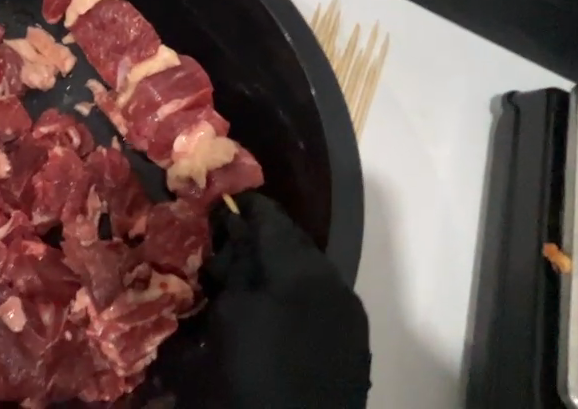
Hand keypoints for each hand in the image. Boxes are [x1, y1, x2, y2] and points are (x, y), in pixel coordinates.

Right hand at [206, 192, 370, 408]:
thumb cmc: (254, 374)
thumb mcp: (231, 312)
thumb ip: (236, 264)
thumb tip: (234, 230)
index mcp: (303, 270)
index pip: (271, 218)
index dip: (244, 206)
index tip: (221, 203)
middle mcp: (335, 283)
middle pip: (295, 241)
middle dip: (263, 236)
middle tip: (229, 241)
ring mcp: (351, 316)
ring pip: (311, 270)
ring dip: (281, 265)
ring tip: (251, 276)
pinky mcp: (356, 344)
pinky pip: (324, 299)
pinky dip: (298, 293)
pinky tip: (277, 309)